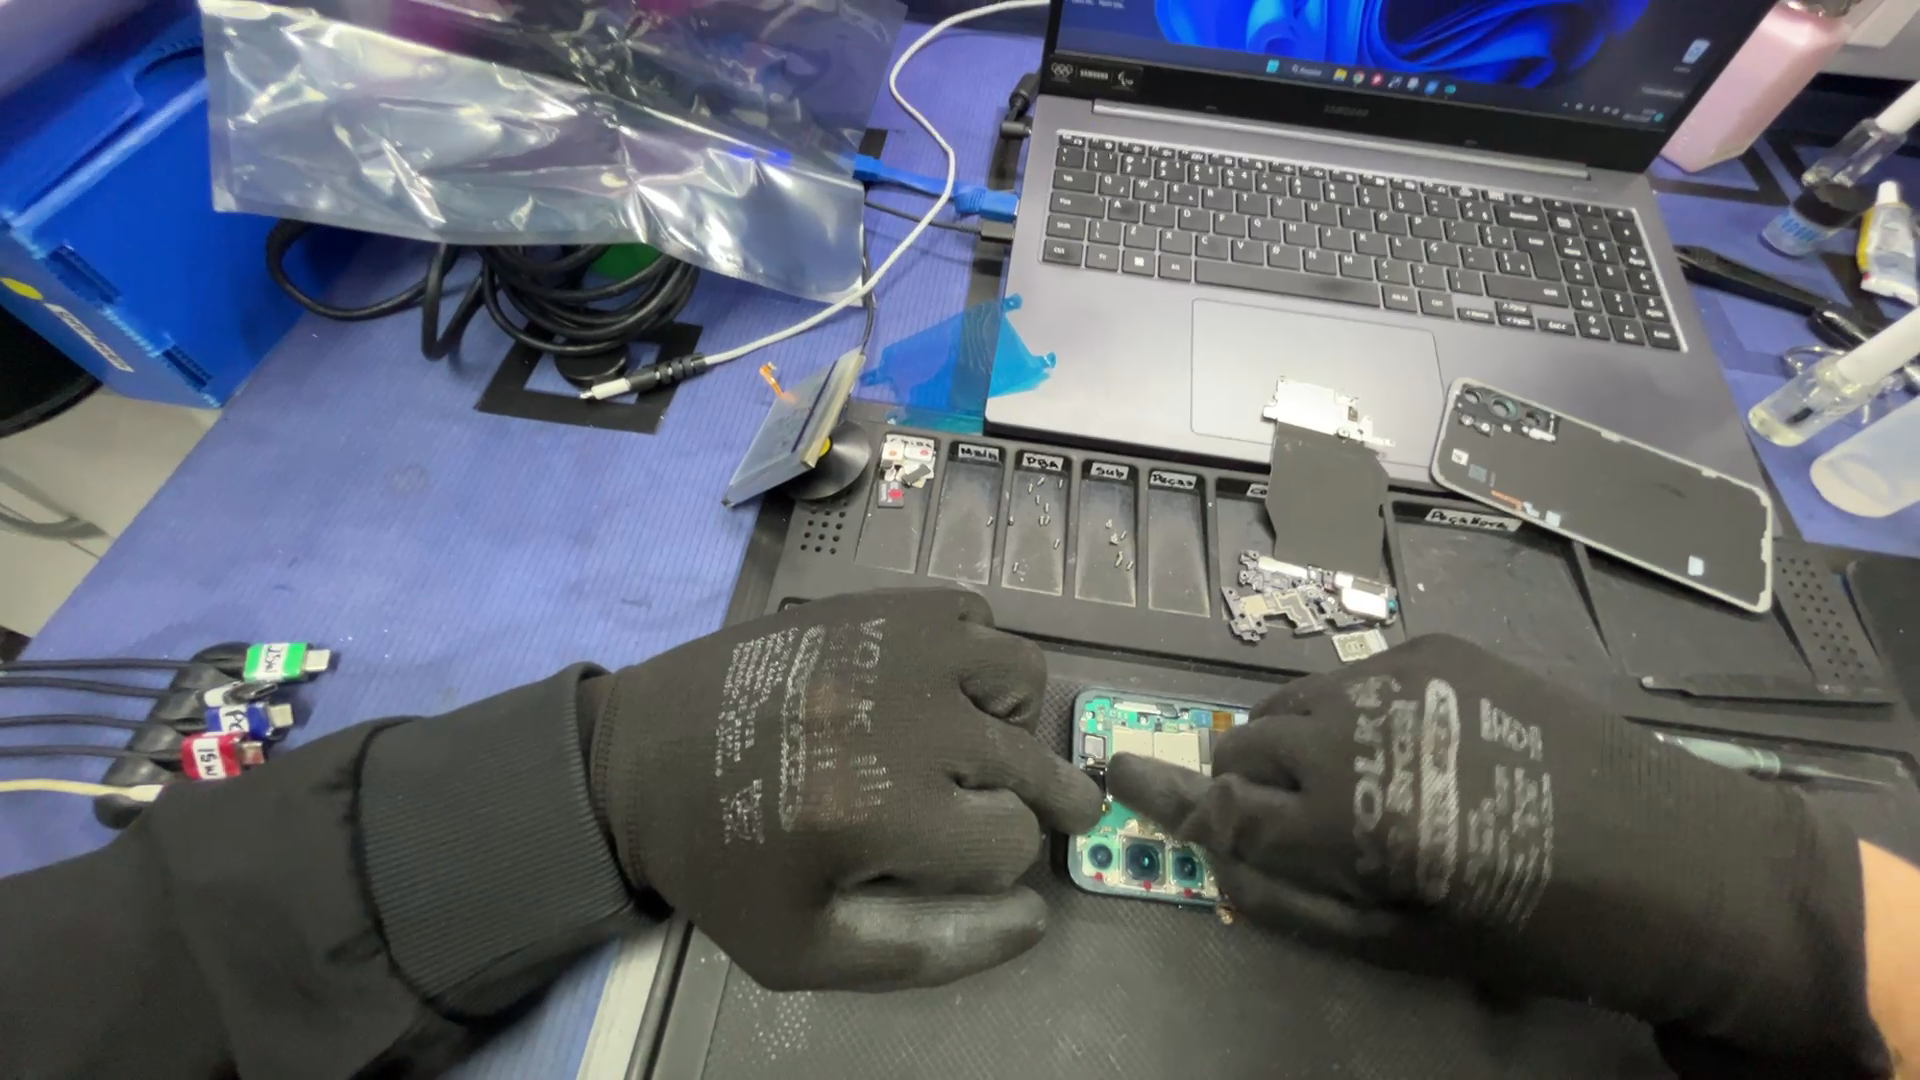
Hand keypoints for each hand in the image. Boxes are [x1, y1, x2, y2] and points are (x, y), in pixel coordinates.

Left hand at [586, 589, 1101, 990]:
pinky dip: (974, 651)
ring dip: (1012, 716)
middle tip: (1061, 805)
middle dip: (1053, 796)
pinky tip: (937, 682)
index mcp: (890, 812)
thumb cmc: (726, 860)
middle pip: (1034, 761)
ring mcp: (904, 645)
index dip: (998, 860)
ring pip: (1022, 673)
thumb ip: (933, 948)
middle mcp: (913, 717)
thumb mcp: (808, 948)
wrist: (648, 753)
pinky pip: (975, 615)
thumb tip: (1035, 916)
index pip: (1012, 841)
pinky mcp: (887, 603)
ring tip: (978, 736)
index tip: (967, 859)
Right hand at [1108, 635, 1888, 1074]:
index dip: (1160, 791)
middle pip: (1244, 741)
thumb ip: (1299, 908)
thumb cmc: (1544, 926)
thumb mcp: (1412, 944)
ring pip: (1291, 701)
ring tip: (1342, 774)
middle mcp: (1352, 733)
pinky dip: (1347, 711)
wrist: (1692, 859)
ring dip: (1289, 738)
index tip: (1114, 771)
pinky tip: (1406, 740)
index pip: (1220, 803)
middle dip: (1241, 775)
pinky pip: (1350, 678)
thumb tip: (1224, 873)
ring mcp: (1393, 678)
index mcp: (1349, 822)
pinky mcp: (1433, 649)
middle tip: (1276, 807)